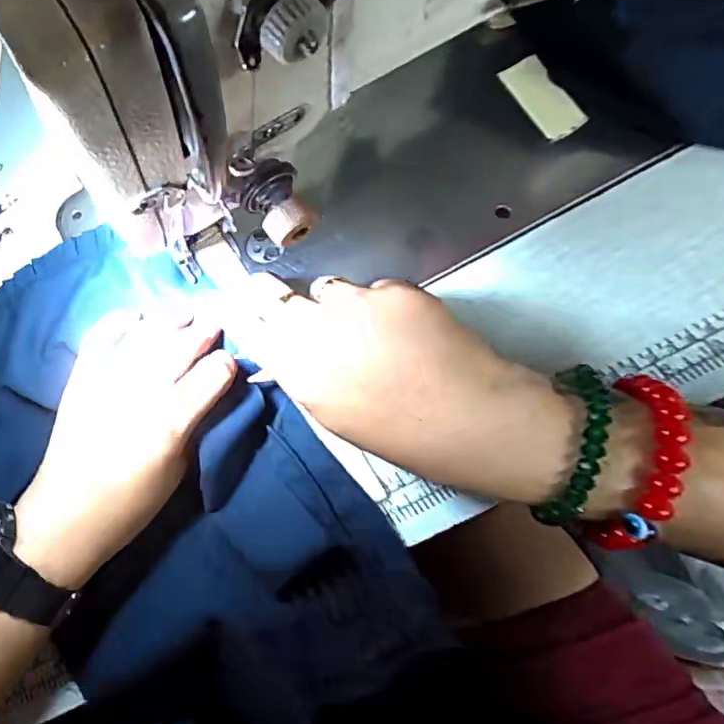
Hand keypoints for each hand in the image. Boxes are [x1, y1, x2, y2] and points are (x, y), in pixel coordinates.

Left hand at [13, 310, 237, 587]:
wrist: (68, 514)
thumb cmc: (132, 502)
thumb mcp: (180, 469)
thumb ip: (198, 423)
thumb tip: (213, 390)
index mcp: (170, 423)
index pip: (213, 372)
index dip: (227, 364)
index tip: (231, 364)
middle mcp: (140, 392)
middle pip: (183, 342)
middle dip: (205, 332)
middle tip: (215, 328)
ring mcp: (107, 377)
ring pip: (149, 330)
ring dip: (172, 321)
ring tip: (185, 320)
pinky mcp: (81, 373)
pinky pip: (105, 330)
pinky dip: (127, 319)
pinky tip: (142, 321)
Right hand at [233, 277, 614, 506]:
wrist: (473, 419)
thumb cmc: (405, 435)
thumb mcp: (337, 416)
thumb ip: (307, 375)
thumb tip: (294, 346)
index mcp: (302, 378)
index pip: (258, 328)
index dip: (253, 310)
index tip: (250, 299)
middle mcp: (317, 336)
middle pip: (278, 296)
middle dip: (277, 292)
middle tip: (281, 290)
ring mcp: (355, 308)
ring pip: (330, 289)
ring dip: (341, 302)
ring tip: (370, 327)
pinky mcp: (393, 291)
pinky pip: (376, 288)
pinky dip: (386, 302)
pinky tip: (409, 328)